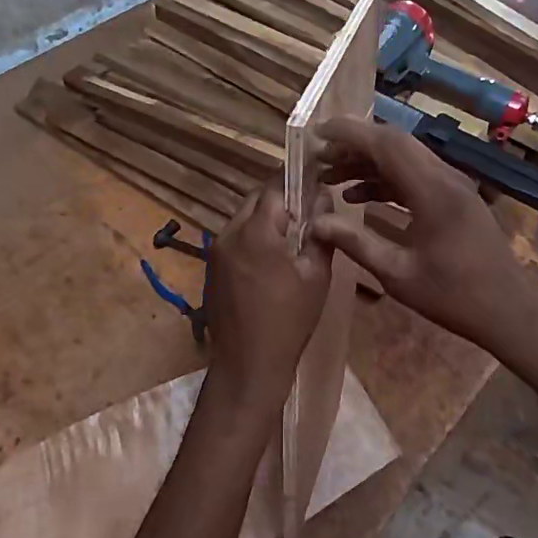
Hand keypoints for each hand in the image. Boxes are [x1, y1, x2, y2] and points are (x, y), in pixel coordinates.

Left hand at [204, 187, 333, 400]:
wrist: (247, 366)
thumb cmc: (289, 320)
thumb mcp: (317, 276)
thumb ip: (321, 234)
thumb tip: (324, 203)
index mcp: (257, 232)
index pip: (276, 187)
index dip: (297, 177)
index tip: (317, 171)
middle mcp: (230, 234)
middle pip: (257, 198)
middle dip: (282, 196)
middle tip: (311, 203)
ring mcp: (217, 251)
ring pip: (245, 216)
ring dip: (268, 215)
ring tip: (296, 228)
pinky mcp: (213, 267)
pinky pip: (237, 236)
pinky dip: (256, 233)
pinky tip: (276, 251)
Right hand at [306, 119, 537, 351]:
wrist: (507, 307)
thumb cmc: (453, 295)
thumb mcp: (398, 275)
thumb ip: (356, 244)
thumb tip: (316, 223)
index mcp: (432, 190)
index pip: (387, 144)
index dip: (350, 133)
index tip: (317, 132)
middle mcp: (444, 176)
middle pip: (395, 144)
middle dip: (354, 145)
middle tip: (317, 157)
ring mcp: (452, 184)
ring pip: (404, 158)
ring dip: (368, 163)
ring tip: (329, 176)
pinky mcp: (454, 196)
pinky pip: (415, 175)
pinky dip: (386, 179)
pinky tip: (358, 196)